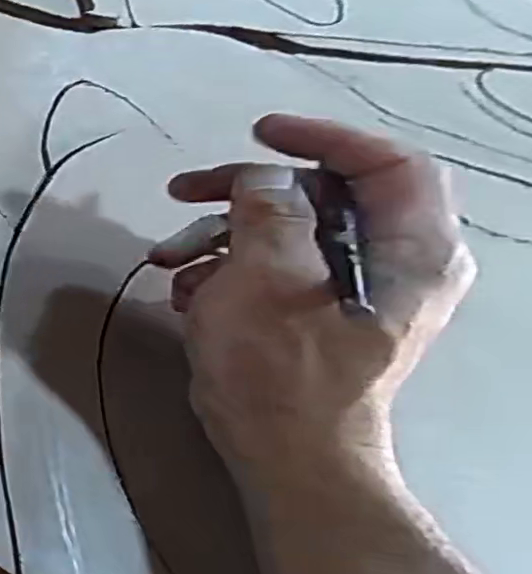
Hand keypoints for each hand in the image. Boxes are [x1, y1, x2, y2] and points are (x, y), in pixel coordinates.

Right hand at [147, 114, 474, 487]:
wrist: (280, 442)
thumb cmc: (278, 363)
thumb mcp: (265, 280)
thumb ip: (271, 216)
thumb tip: (264, 176)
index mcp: (407, 251)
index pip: (386, 165)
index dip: (322, 138)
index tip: (257, 131)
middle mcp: (390, 263)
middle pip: (319, 197)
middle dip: (242, 193)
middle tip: (179, 192)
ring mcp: (346, 289)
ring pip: (281, 233)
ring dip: (215, 238)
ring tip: (164, 262)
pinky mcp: (307, 311)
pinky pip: (265, 268)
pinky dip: (220, 271)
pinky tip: (186, 293)